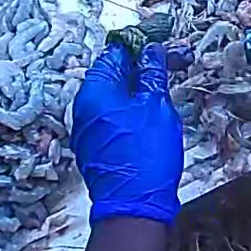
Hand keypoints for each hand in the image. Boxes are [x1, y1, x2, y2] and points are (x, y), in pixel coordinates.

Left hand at [71, 42, 182, 224]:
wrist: (134, 206)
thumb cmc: (146, 154)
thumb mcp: (156, 106)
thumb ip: (152, 74)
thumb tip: (152, 50)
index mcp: (94, 91)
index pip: (114, 54)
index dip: (138, 46)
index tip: (160, 44)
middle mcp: (83, 108)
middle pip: (111, 76)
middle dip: (138, 68)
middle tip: (167, 64)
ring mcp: (86, 129)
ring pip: (112, 98)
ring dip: (135, 90)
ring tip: (162, 88)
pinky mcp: (94, 147)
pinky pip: (110, 117)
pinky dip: (128, 110)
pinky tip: (148, 114)